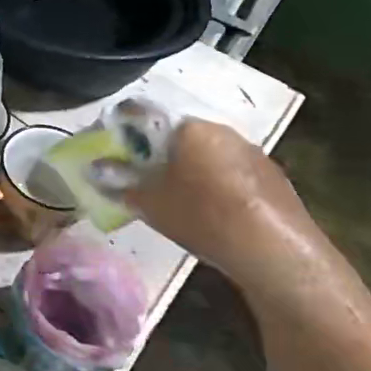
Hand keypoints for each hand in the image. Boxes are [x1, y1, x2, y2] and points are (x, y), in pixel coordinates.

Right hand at [122, 119, 358, 309]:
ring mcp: (252, 153)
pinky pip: (232, 172)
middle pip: (178, 135)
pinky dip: (216, 184)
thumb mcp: (152, 202)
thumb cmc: (205, 217)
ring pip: (207, 153)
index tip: (112, 151)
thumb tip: (93, 168)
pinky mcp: (273, 178)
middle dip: (157, 153)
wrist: (278, 254)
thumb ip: (120, 181)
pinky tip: (212, 213)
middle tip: (141, 179)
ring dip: (188, 169)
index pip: (147, 116)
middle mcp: (222, 130)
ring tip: (175, 199)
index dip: (125, 133)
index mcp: (190, 126)